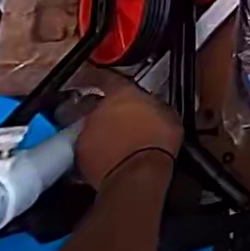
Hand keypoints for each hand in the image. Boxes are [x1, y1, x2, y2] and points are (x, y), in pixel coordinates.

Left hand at [74, 72, 180, 187]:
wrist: (139, 174)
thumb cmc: (156, 144)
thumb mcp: (168, 115)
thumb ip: (155, 105)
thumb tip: (156, 108)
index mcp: (121, 93)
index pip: (106, 76)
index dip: (102, 76)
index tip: (99, 76)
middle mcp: (100, 107)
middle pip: (97, 104)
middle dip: (108, 112)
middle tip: (123, 122)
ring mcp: (87, 130)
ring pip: (91, 126)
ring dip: (101, 132)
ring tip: (118, 145)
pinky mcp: (81, 154)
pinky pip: (86, 149)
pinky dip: (95, 153)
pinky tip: (109, 161)